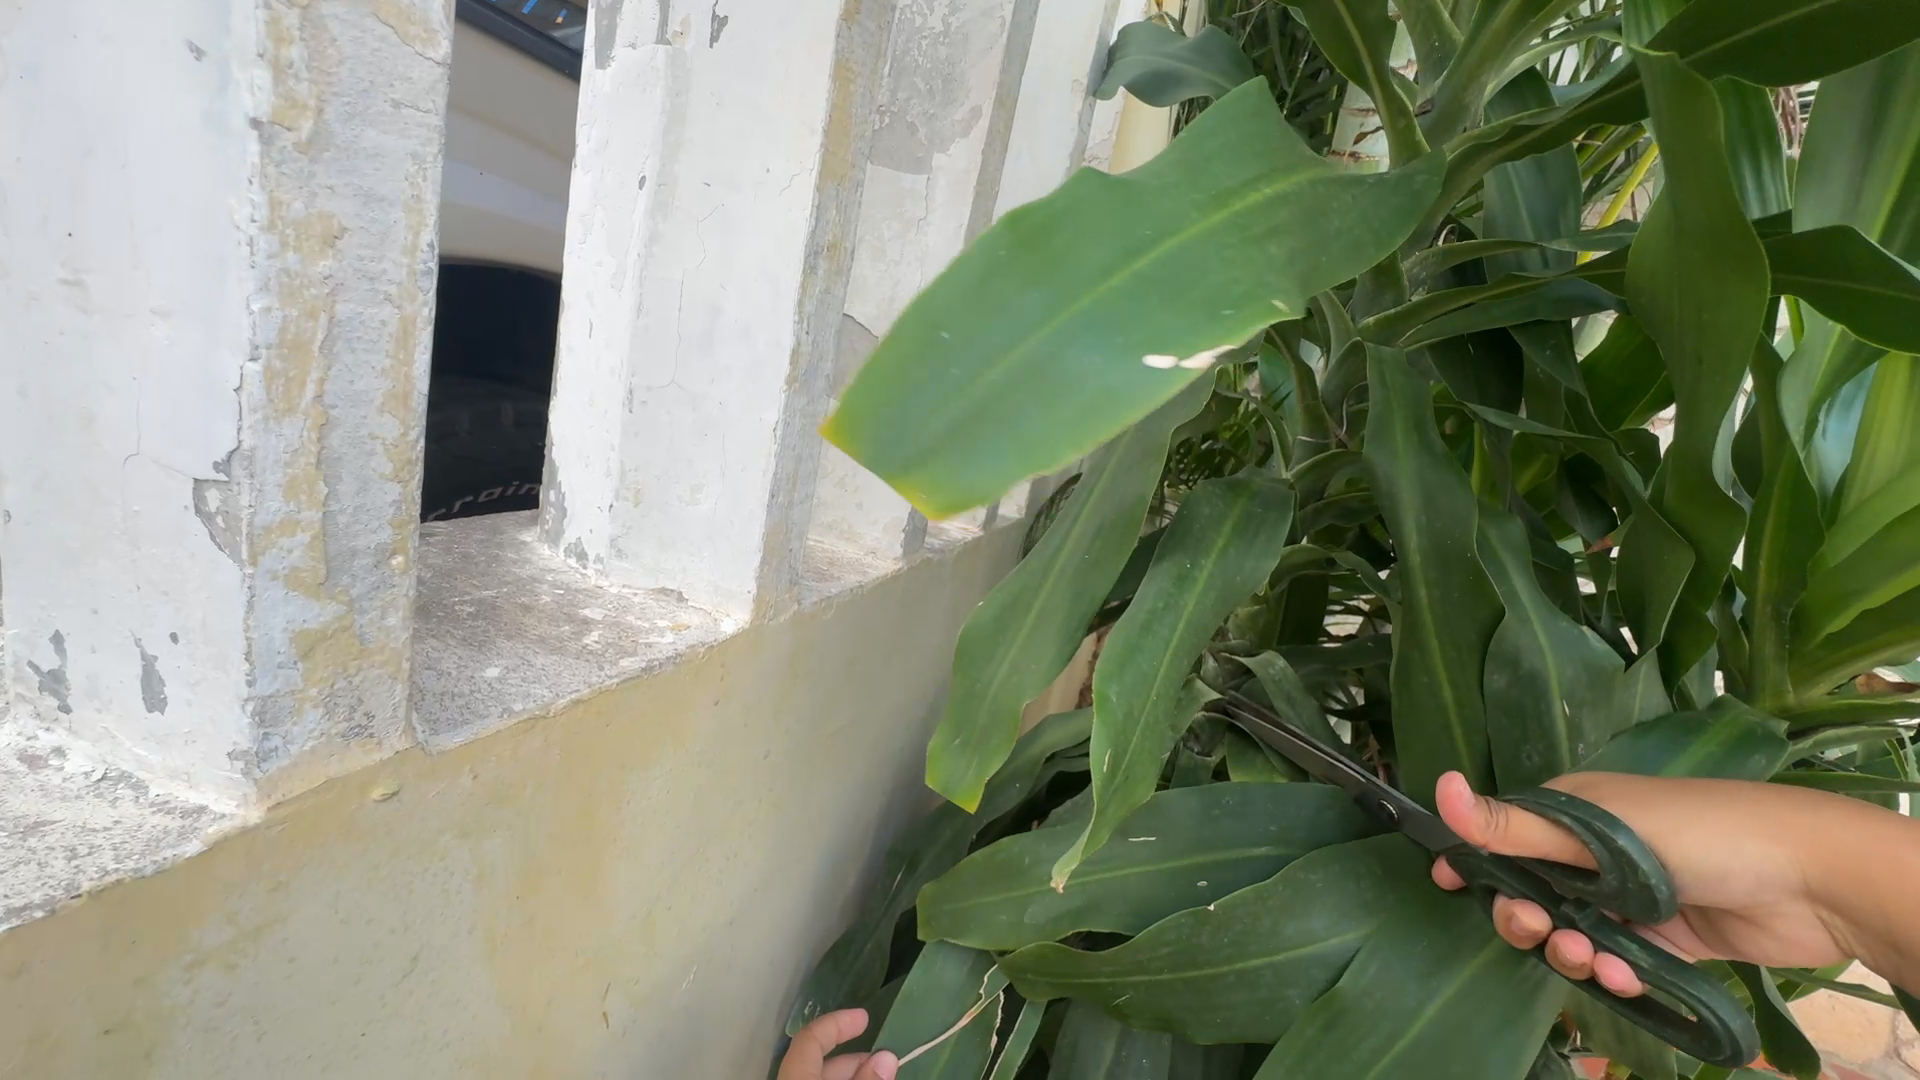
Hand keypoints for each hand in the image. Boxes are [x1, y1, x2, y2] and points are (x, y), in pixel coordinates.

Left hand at [777, 1009, 899, 1079]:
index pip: (810, 1037)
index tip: (865, 1018)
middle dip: (852, 1056)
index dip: (837, 1023)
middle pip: (816, 1061)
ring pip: (816, 1079)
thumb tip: (887, 1057)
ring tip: (878, 1075)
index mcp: (794, 1076)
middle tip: (883, 1059)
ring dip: (849, 1075)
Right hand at [1429, 770, 1854, 996]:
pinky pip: (1613, 956)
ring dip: (1566, 947)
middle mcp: (1585, 853)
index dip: (1471, 860)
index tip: (1446, 883)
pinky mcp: (1658, 936)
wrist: (1810, 878)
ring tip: (1587, 957)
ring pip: (1566, 928)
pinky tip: (1623, 973)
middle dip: (1520, 914)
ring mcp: (1621, 896)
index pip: (1498, 836)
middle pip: (1526, 889)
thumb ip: (1511, 825)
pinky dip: (1609, 968)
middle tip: (1532, 928)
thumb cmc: (1689, 833)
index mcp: (1563, 815)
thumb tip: (1438, 786)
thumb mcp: (1592, 830)